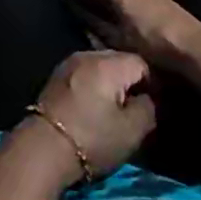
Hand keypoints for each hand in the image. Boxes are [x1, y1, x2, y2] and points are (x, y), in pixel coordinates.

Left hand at [30, 50, 157, 179]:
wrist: (45, 144)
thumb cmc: (93, 138)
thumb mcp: (131, 131)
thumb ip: (147, 108)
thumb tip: (147, 97)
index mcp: (107, 64)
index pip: (140, 62)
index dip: (152, 83)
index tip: (155, 104)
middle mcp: (87, 54)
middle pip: (119, 59)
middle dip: (131, 79)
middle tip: (137, 105)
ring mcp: (69, 62)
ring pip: (101, 64)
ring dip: (112, 80)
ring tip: (117, 106)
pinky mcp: (58, 73)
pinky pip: (86, 70)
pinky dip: (95, 82)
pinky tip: (96, 102)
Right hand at [75, 0, 200, 70]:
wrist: (196, 48)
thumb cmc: (152, 45)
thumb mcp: (118, 39)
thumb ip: (95, 24)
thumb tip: (77, 13)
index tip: (67, 3)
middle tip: (83, 11)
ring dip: (110, 1)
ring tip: (103, 16)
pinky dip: (125, 4)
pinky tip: (124, 18)